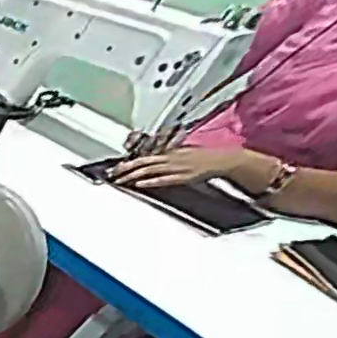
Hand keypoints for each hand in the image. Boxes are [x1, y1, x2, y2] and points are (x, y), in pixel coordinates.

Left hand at [110, 146, 274, 190]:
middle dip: (126, 169)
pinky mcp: (184, 177)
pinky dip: (152, 181)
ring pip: (151, 171)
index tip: (115, 168)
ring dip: (134, 176)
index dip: (129, 162)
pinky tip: (140, 184)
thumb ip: (166, 157)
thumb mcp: (182, 153)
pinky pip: (165, 179)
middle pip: (144, 163)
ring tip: (120, 180)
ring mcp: (177, 168)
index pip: (145, 157)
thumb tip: (150, 161)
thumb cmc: (202, 158)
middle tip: (112, 175)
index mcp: (170, 153)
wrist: (225, 160)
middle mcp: (172, 158)